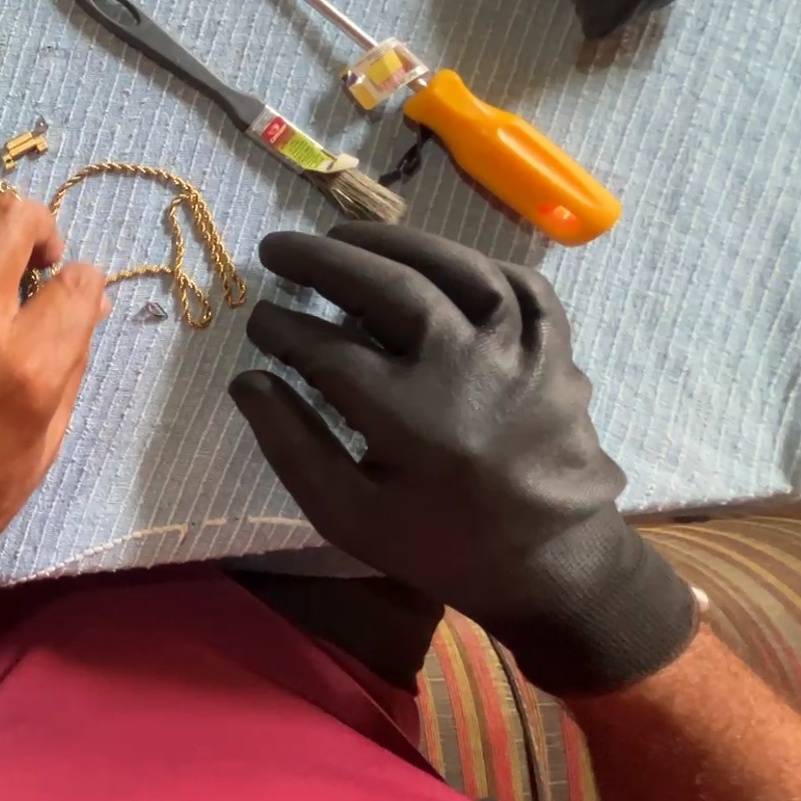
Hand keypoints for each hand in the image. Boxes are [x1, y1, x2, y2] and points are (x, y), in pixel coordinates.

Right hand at [229, 223, 694, 693]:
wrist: (554, 565)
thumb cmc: (435, 542)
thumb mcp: (344, 512)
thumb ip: (290, 443)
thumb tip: (246, 381)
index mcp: (410, 418)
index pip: (326, 349)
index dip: (280, 328)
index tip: (254, 320)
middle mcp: (468, 370)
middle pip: (388, 289)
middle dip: (321, 261)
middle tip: (274, 247)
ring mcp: (520, 352)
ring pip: (454, 270)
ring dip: (389, 243)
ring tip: (339, 235)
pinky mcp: (554, 350)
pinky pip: (516, 283)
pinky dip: (468, 262)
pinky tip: (428, 260)